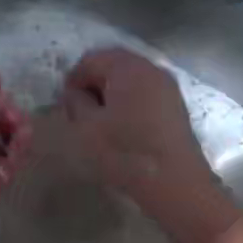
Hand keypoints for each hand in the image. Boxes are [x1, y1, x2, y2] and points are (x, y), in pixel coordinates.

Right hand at [59, 48, 240, 242]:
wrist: (174, 183)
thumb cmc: (124, 153)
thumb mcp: (84, 129)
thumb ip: (75, 104)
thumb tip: (76, 94)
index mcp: (127, 67)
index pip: (91, 59)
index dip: (73, 80)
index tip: (66, 107)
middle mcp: (151, 68)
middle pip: (114, 65)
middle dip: (93, 84)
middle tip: (81, 113)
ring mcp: (168, 87)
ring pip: (131, 81)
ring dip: (112, 95)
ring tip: (101, 124)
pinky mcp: (176, 107)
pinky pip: (146, 95)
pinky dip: (130, 104)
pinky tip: (124, 130)